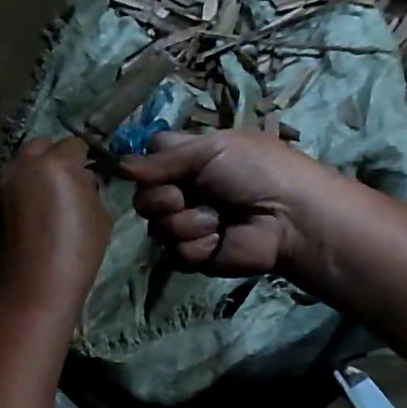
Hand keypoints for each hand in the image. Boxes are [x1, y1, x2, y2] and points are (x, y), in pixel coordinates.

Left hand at [0, 137, 111, 314]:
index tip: (91, 174)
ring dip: (33, 174)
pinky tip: (24, 216)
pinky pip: (3, 186)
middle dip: (56, 158)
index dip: (86, 158)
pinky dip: (15, 192)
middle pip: (42, 146)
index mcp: (57, 164)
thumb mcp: (101, 217)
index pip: (75, 144)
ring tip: (44, 200)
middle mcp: (23, 165)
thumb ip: (90, 189)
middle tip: (68, 183)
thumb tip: (82, 180)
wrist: (34, 290)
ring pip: (20, 165)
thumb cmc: (78, 255)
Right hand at [120, 130, 345, 277]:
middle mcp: (185, 193)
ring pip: (158, 228)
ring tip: (219, 220)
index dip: (149, 166)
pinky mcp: (198, 257)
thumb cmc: (255, 172)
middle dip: (164, 197)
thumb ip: (164, 158)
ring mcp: (190, 227)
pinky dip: (198, 246)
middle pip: (144, 198)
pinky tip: (221, 240)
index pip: (147, 161)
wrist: (287, 216)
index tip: (161, 167)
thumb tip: (119, 167)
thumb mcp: (212, 150)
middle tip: (190, 195)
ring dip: (188, 222)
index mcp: (190, 161)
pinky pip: (175, 254)